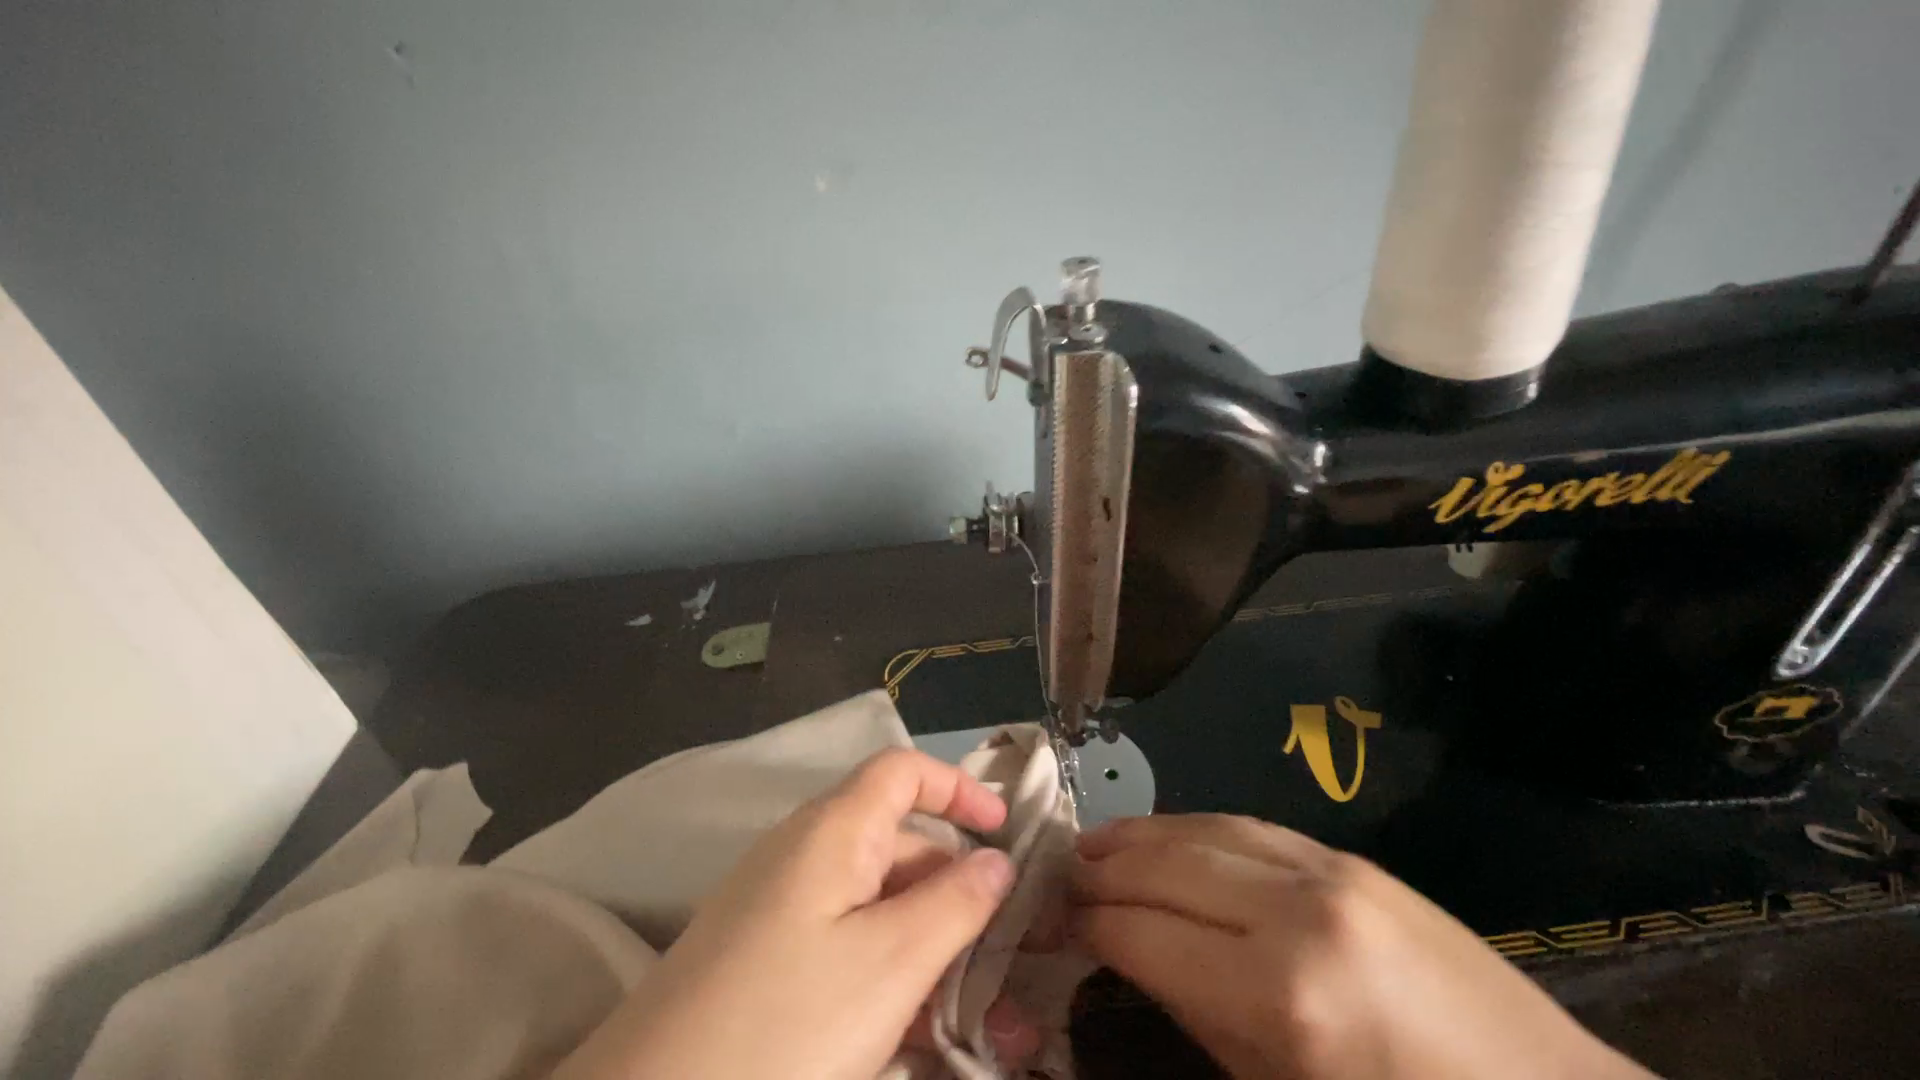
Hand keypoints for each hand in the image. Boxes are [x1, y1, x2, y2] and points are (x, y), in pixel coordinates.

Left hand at [551, 748, 1037, 1079]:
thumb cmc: (788, 1019)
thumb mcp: (892, 961)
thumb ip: (956, 903)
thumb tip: (995, 860)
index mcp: (833, 830)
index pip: (902, 770)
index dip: (958, 787)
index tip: (1005, 835)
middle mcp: (802, 852)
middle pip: (897, 841)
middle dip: (955, 887)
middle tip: (1002, 953)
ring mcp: (778, 905)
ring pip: (875, 901)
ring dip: (927, 941)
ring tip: (967, 1007)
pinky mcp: (762, 955)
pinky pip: (843, 940)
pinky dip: (885, 969)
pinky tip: (911, 1028)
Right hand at [1070, 814, 1653, 1079]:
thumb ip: (1190, 1013)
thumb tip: (1123, 951)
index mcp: (1277, 993)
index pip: (1140, 933)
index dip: (1082, 925)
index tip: (1044, 923)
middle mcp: (1296, 911)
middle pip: (1162, 867)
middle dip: (1096, 871)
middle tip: (1049, 878)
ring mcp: (1329, 871)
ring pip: (1200, 831)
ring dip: (1136, 836)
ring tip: (1088, 846)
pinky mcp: (1351, 858)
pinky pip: (1247, 828)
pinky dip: (1190, 829)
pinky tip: (1162, 837)